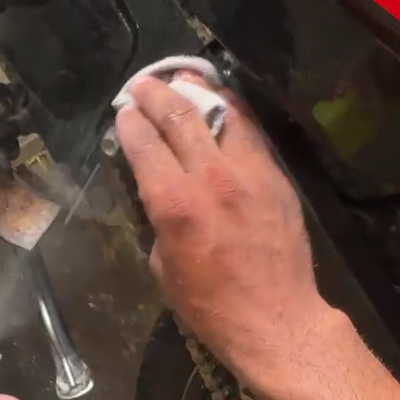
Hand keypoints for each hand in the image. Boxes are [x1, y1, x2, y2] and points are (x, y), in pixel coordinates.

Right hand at [115, 74, 333, 387]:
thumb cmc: (209, 305)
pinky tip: (222, 107)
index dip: (130, 123)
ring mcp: (250, 173)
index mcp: (175, 205)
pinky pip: (251, 134)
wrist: (275, 319)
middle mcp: (212, 178)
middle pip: (181, 118)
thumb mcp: (164, 267)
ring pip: (223, 115)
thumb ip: (160, 221)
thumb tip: (162, 196)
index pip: (146, 145)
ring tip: (183, 79)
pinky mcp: (276, 178)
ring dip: (198, 93)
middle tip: (144, 84)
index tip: (123, 112)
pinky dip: (231, 114)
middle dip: (157, 95)